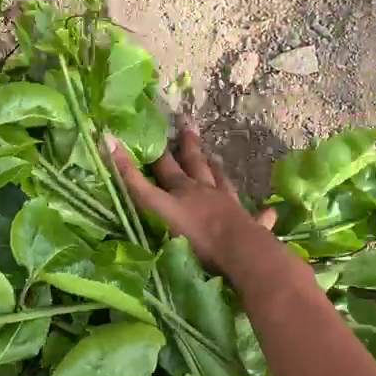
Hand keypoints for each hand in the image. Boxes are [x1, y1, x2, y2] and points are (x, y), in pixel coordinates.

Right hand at [106, 120, 278, 278]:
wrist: (239, 253)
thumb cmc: (194, 237)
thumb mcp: (156, 208)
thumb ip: (132, 179)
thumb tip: (106, 139)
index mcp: (183, 191)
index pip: (164, 166)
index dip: (152, 150)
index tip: (148, 127)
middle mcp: (206, 192)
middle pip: (195, 164)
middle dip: (188, 144)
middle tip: (187, 123)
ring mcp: (230, 206)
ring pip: (222, 181)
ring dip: (216, 169)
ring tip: (215, 157)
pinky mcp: (249, 225)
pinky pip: (257, 217)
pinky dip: (262, 214)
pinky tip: (270, 211)